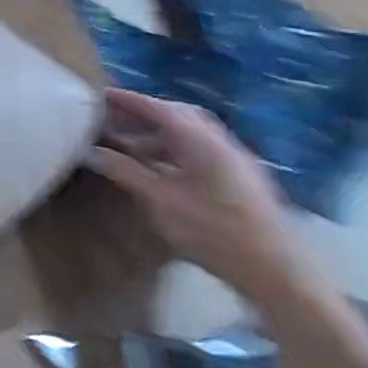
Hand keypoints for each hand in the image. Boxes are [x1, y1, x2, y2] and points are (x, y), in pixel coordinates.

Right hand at [89, 89, 304, 301]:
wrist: (277, 272)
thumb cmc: (213, 231)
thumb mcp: (160, 201)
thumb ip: (125, 172)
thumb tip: (90, 152)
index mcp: (200, 141)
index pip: (158, 108)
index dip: (128, 100)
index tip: (100, 94)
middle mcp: (220, 142)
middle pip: (179, 115)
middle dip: (145, 113)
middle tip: (115, 117)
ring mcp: (235, 160)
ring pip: (192, 134)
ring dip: (160, 134)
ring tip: (130, 146)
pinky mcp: (241, 178)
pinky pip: (202, 150)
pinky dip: (175, 150)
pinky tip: (160, 169)